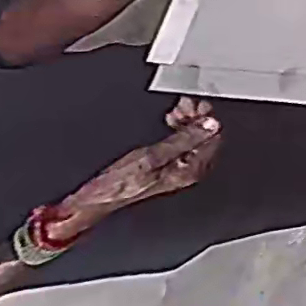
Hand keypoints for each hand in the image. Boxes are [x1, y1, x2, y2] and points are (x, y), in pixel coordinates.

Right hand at [51, 97, 224, 237]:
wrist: (91, 202)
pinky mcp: (171, 164)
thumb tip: (211, 124)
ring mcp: (182, 167)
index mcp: (192, 169)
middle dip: (198, 116)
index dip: (207, 116)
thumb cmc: (116, 185)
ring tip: (177, 110)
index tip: (197, 103)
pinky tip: (172, 121)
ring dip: (189, 120)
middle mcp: (192, 169)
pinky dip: (180, 128)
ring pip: (196, 135)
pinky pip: (185, 140)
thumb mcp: (150, 157)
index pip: (214, 136)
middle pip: (206, 135)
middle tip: (184, 104)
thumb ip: (183, 140)